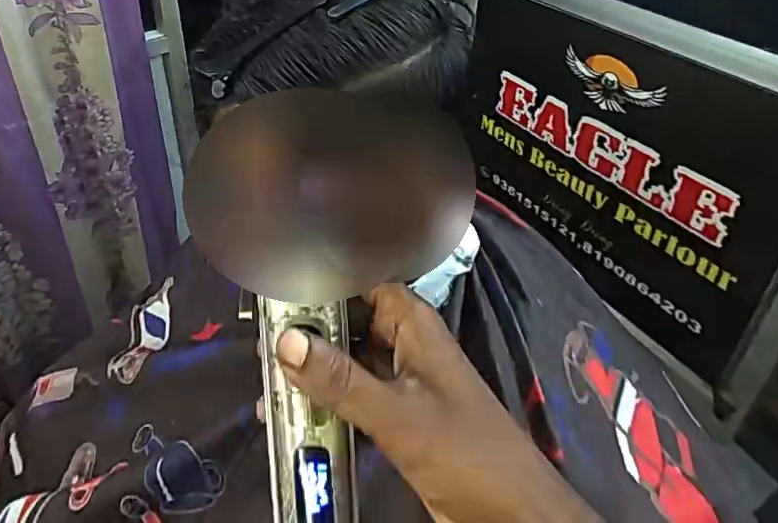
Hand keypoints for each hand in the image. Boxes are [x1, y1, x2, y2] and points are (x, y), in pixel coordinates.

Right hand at [277, 284, 598, 522]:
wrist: (518, 519)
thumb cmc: (466, 453)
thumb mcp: (398, 416)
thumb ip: (340, 379)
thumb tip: (284, 341)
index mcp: (410, 320)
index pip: (356, 280)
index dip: (317, 279)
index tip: (272, 285)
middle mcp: (402, 339)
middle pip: (346, 319)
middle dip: (306, 328)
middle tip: (259, 336)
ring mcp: (399, 376)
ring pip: (346, 357)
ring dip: (312, 367)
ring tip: (264, 374)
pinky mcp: (397, 411)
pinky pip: (352, 392)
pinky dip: (326, 398)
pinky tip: (291, 409)